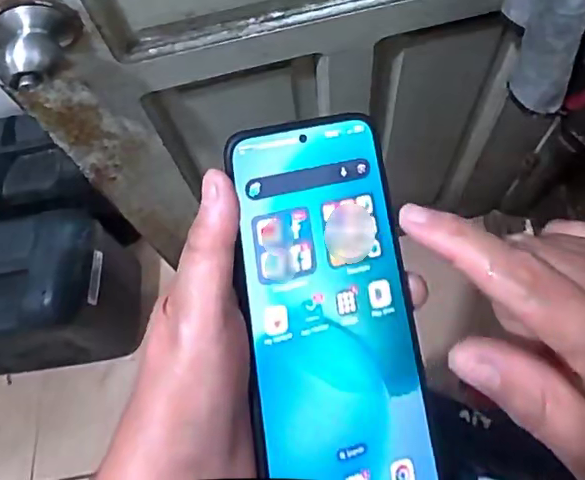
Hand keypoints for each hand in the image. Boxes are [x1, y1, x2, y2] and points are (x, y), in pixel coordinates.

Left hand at [96, 171, 430, 479]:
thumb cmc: (176, 403)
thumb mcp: (194, 316)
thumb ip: (210, 252)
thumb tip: (218, 181)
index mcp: (236, 286)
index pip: (282, 232)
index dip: (317, 209)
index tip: (354, 190)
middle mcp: (266, 313)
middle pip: (321, 274)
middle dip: (361, 259)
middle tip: (395, 253)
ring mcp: (287, 353)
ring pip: (338, 316)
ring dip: (373, 307)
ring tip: (408, 299)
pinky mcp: (304, 392)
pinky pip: (343, 364)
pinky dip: (370, 355)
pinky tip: (396, 350)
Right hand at [398, 206, 584, 479]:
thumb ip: (534, 400)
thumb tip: (464, 350)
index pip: (507, 268)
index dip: (454, 238)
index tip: (412, 214)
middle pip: (528, 251)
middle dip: (503, 285)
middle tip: (521, 352)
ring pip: (557, 240)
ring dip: (535, 274)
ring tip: (557, 342)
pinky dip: (567, 261)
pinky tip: (584, 311)